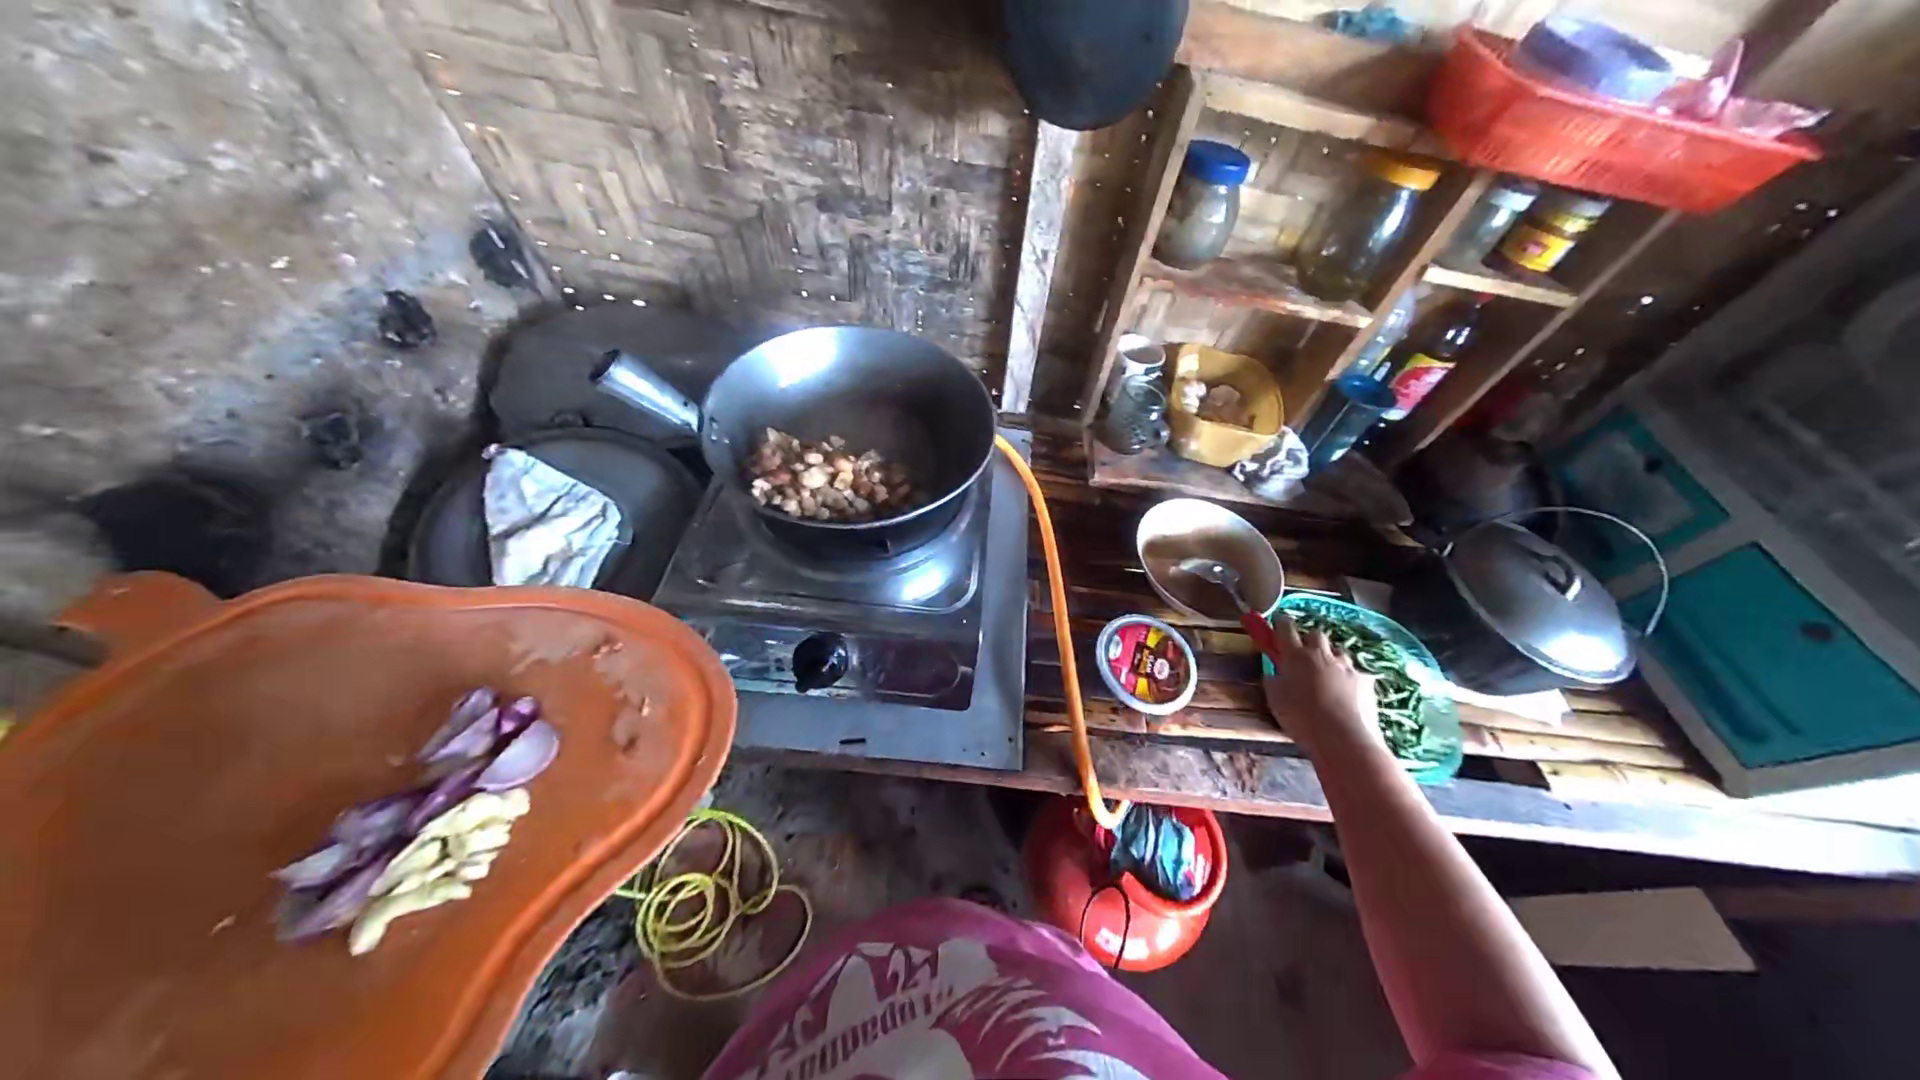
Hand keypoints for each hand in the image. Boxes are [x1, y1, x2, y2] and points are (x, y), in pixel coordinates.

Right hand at [1261, 617, 1382, 753]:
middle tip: (1303, 653)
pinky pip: (1355, 672)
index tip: (1278, 622)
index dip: (1281, 623)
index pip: (1286, 628)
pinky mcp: (1365, 681)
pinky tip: (1346, 693)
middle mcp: (1322, 654)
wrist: (1343, 738)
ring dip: (1330, 657)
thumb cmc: (1301, 718)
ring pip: (1338, 651)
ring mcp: (1346, 666)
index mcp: (1295, 656)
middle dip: (1309, 639)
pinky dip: (1348, 678)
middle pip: (1316, 633)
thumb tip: (1273, 673)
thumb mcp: (1275, 699)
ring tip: (1326, 673)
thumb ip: (1273, 681)